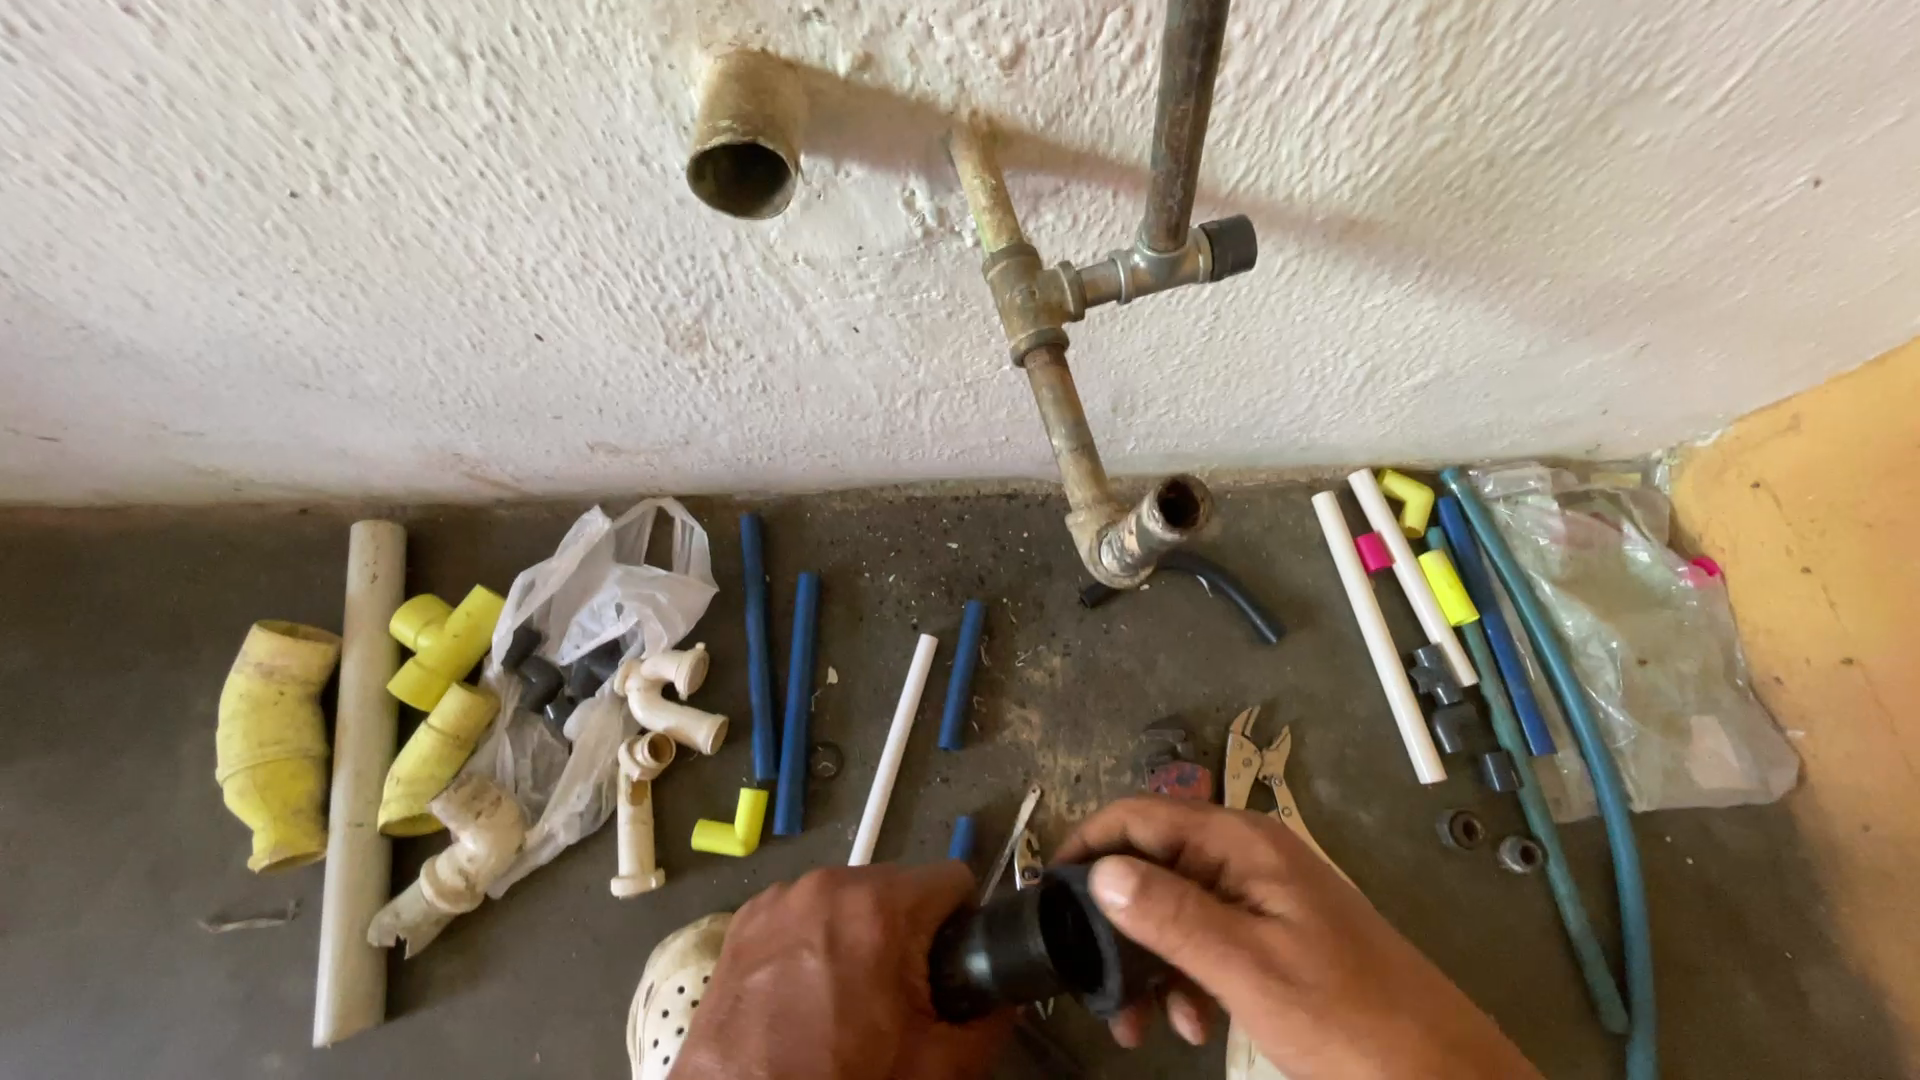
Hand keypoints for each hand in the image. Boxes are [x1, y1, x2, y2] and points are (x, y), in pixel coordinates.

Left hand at [672, 862, 1008, 1079]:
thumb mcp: (934, 1068)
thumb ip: (987, 1022)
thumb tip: (1006, 999)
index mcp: (881, 906)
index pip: (952, 879)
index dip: (962, 921)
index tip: (951, 962)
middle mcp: (830, 883)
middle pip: (898, 885)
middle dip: (908, 929)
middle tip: (897, 994)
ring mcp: (783, 896)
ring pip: (849, 895)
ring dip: (859, 929)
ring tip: (845, 994)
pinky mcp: (746, 915)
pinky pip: (803, 908)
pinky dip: (813, 935)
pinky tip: (803, 988)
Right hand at [1057, 797, 1540, 1078]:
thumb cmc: (1350, 1021)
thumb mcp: (1250, 970)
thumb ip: (1172, 915)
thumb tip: (1101, 869)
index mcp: (1243, 843)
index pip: (1142, 816)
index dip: (1090, 845)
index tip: (1050, 893)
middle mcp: (1247, 855)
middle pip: (1154, 861)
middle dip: (1117, 918)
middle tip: (1091, 976)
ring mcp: (1262, 895)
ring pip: (1176, 906)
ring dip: (1148, 957)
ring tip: (1138, 1021)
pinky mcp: (1274, 933)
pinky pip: (1207, 937)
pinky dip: (1184, 973)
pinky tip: (1187, 1021)